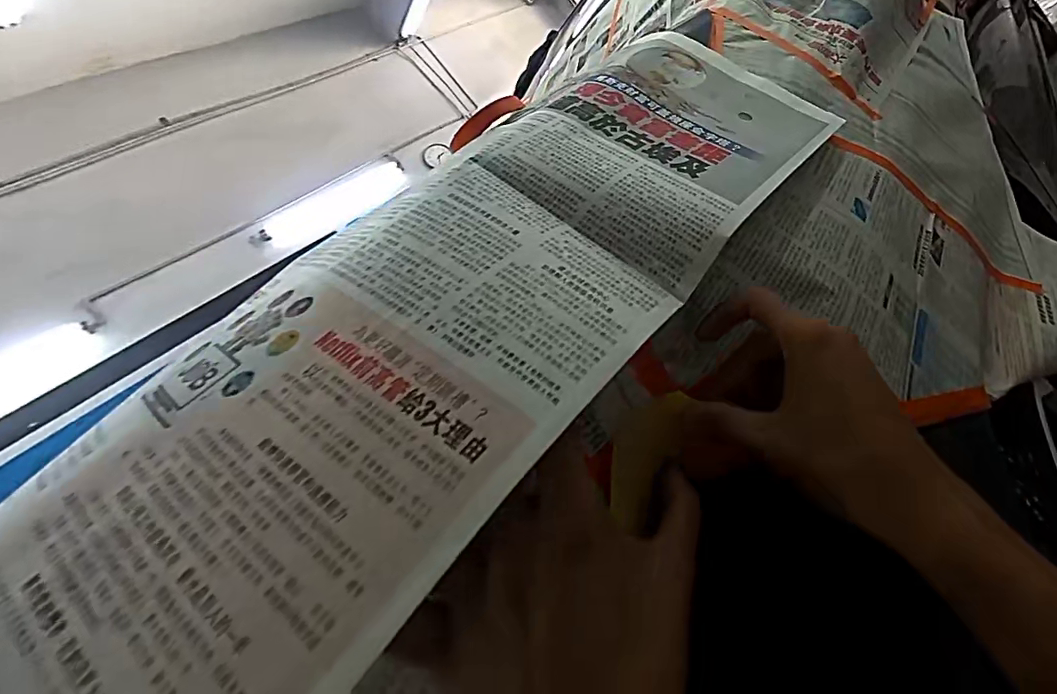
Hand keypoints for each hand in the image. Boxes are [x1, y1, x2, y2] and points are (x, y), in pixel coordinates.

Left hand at [394, 432, 700, 693]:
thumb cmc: (640, 657)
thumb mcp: (675, 578)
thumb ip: (678, 511)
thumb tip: (673, 465)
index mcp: (568, 518)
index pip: (555, 445)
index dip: (553, 417)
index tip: (549, 400)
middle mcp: (512, 538)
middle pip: (497, 478)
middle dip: (501, 460)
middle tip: (494, 437)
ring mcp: (475, 588)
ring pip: (451, 526)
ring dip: (450, 507)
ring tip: (430, 477)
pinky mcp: (449, 641)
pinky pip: (410, 613)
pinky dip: (397, 592)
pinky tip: (378, 570)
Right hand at [682, 287, 949, 531]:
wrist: (913, 497)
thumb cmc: (836, 457)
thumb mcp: (772, 439)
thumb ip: (722, 421)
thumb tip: (681, 416)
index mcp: (806, 337)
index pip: (755, 302)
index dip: (722, 316)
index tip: (700, 342)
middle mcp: (828, 336)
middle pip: (768, 339)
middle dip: (736, 371)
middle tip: (714, 406)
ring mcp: (848, 356)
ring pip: (789, 357)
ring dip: (759, 384)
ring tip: (738, 421)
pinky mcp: (860, 379)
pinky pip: (811, 370)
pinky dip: (785, 389)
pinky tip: (772, 424)